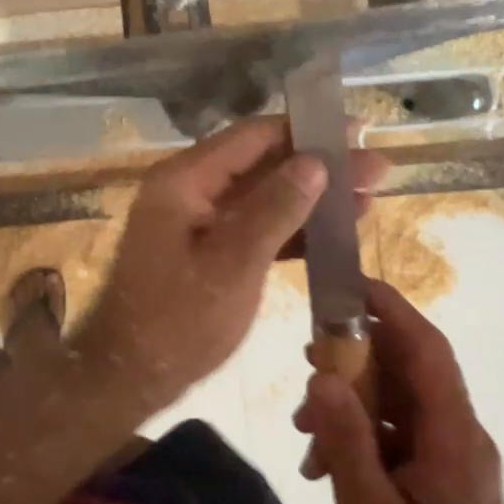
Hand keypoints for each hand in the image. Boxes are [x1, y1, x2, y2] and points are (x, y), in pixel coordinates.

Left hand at [72, 117, 384, 407]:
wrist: (127, 374)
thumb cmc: (178, 320)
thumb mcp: (234, 264)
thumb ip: (275, 209)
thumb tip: (315, 161)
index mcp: (184, 180)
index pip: (251, 137)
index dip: (304, 131)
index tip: (355, 129)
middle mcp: (187, 189)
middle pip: (260, 164)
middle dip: (318, 166)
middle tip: (376, 168)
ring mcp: (194, 220)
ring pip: (261, 196)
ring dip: (310, 198)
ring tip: (369, 196)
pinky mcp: (204, 249)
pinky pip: (252, 225)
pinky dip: (290, 227)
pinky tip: (333, 231)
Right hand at [296, 280, 503, 503]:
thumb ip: (347, 444)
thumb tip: (321, 371)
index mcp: (457, 442)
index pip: (428, 351)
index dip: (390, 309)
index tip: (346, 283)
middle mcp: (463, 441)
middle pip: (408, 372)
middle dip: (353, 360)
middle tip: (303, 360)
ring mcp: (454, 462)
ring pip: (398, 403)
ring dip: (349, 403)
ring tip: (303, 429)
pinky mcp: (441, 481)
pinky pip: (398, 435)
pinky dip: (358, 434)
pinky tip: (322, 463)